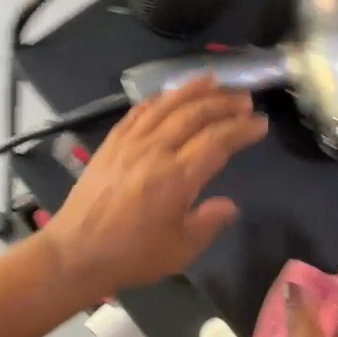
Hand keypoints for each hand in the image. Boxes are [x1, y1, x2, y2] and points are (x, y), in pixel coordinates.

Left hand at [39, 77, 268, 295]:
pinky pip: (138, 112)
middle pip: (195, 114)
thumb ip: (209, 222)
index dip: (242, 129)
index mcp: (177, 177)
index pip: (218, 141)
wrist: (76, 252)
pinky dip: (158, 99)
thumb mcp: (181, 250)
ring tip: (214, 81)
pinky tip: (169, 96)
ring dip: (193, 90)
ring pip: (166, 105)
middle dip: (224, 102)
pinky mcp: (111, 143)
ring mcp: (129, 143)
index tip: (260, 123)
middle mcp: (155, 150)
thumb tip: (229, 204)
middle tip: (245, 99)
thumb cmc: (132, 256)